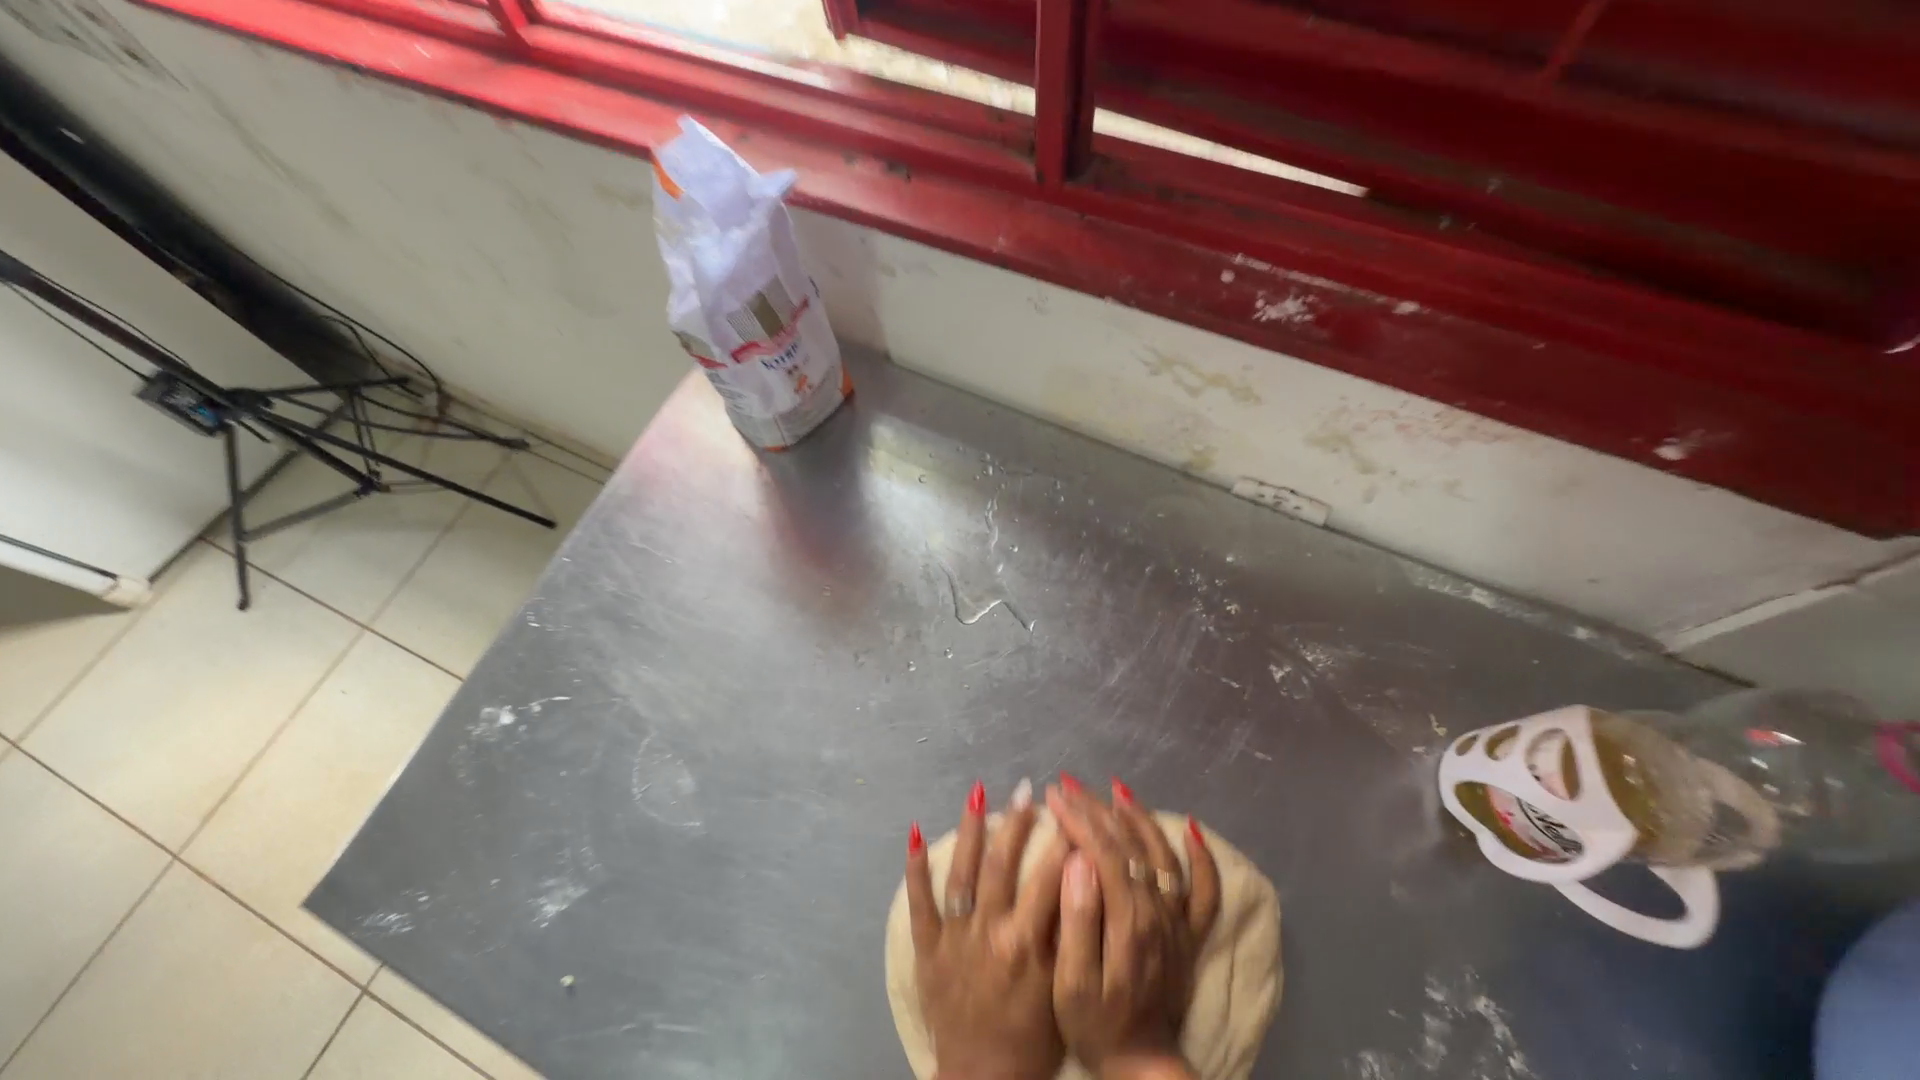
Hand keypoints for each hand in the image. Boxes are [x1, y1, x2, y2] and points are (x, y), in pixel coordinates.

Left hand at [908, 779, 1070, 1079]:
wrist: (984, 1077)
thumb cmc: (1034, 1035)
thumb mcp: (1062, 986)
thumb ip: (1067, 932)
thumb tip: (1078, 876)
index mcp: (1027, 943)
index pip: (1049, 878)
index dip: (1063, 840)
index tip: (1070, 808)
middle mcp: (989, 931)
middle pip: (1004, 865)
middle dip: (1018, 822)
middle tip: (1030, 788)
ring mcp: (954, 937)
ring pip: (963, 872)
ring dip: (970, 830)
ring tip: (978, 792)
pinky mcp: (927, 947)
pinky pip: (918, 902)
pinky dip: (913, 867)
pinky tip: (912, 831)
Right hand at [1047, 778, 1220, 1079]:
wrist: (1143, 1065)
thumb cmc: (1095, 1025)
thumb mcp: (1071, 981)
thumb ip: (1077, 918)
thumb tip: (1078, 861)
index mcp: (1127, 920)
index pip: (1103, 852)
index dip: (1078, 819)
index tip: (1053, 796)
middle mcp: (1158, 911)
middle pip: (1130, 844)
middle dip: (1097, 808)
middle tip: (1069, 784)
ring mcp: (1177, 921)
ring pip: (1164, 854)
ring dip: (1140, 818)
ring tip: (1116, 789)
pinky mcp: (1190, 934)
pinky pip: (1205, 890)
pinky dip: (1202, 858)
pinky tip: (1191, 830)